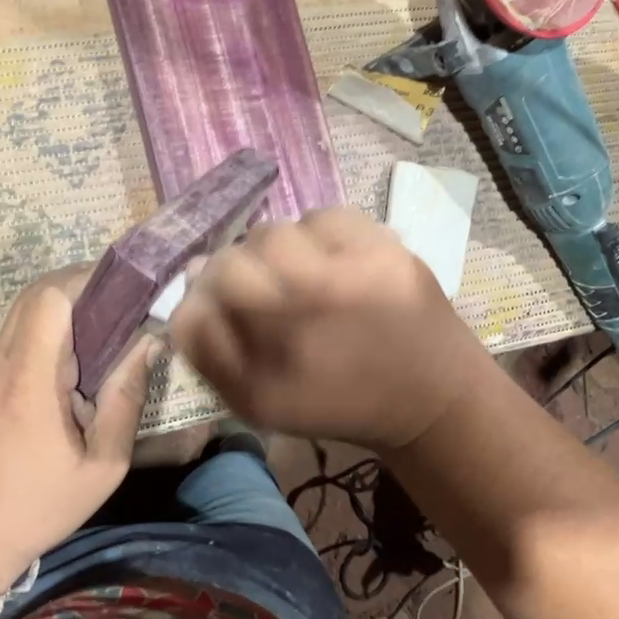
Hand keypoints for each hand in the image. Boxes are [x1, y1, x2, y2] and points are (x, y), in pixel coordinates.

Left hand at [0, 268, 156, 591]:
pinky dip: (37, 348)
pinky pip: (6, 346)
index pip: (50, 296)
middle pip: (35, 296)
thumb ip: (125, 400)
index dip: (86, 279)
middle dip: (79, 294)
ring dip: (59, 325)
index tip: (123, 289)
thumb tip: (148, 343)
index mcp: (27, 380)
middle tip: (119, 316)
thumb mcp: (101, 467)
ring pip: (20, 320)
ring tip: (92, 360)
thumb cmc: (34, 509)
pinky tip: (57, 386)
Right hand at [169, 207, 495, 449]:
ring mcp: (348, 276)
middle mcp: (305, 315)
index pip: (202, 302)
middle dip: (238, 269)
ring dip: (276, 250)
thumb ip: (213, 353)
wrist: (430, 397)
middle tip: (263, 284)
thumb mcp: (263, 403)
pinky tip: (332, 258)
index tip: (220, 298)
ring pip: (276, 232)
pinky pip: (326, 215)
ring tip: (300, 272)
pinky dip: (319, 233)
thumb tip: (188, 291)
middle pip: (234, 259)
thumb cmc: (339, 402)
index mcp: (270, 365)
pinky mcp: (385, 250)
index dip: (203, 294)